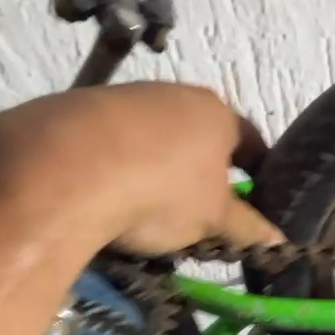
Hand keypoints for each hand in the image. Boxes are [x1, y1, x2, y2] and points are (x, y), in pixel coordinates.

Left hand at [0, 82, 280, 253]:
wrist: (57, 171)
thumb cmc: (159, 191)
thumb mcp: (213, 220)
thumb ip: (249, 229)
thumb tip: (278, 241)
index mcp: (216, 113)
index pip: (254, 144)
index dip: (260, 176)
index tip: (258, 203)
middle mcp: (173, 94)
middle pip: (201, 139)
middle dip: (205, 176)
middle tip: (201, 216)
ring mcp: (122, 97)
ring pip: (155, 139)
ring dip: (159, 171)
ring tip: (148, 213)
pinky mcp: (74, 108)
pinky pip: (111, 144)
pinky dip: (117, 167)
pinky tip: (105, 198)